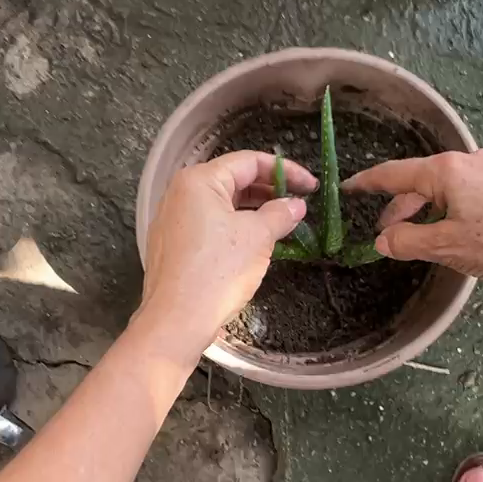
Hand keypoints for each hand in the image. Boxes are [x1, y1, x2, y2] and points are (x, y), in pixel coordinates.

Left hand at [136, 151, 315, 359]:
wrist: (177, 320)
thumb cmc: (217, 272)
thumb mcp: (258, 238)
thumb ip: (280, 214)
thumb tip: (295, 205)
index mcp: (198, 181)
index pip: (249, 162)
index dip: (285, 171)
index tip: (310, 186)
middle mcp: (180, 194)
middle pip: (233, 181)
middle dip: (269, 192)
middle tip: (298, 205)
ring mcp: (173, 221)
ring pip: (221, 207)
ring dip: (253, 213)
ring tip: (282, 225)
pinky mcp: (173, 247)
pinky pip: (209, 227)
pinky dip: (234, 229)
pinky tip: (254, 245)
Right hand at [344, 149, 482, 285]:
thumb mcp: (446, 248)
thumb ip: (408, 242)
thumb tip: (383, 240)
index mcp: (447, 171)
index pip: (395, 173)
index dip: (368, 183)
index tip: (349, 188)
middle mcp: (472, 159)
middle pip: (424, 180)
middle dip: (404, 206)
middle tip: (391, 234)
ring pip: (453, 184)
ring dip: (434, 207)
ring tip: (431, 234)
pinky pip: (478, 188)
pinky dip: (461, 204)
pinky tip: (470, 225)